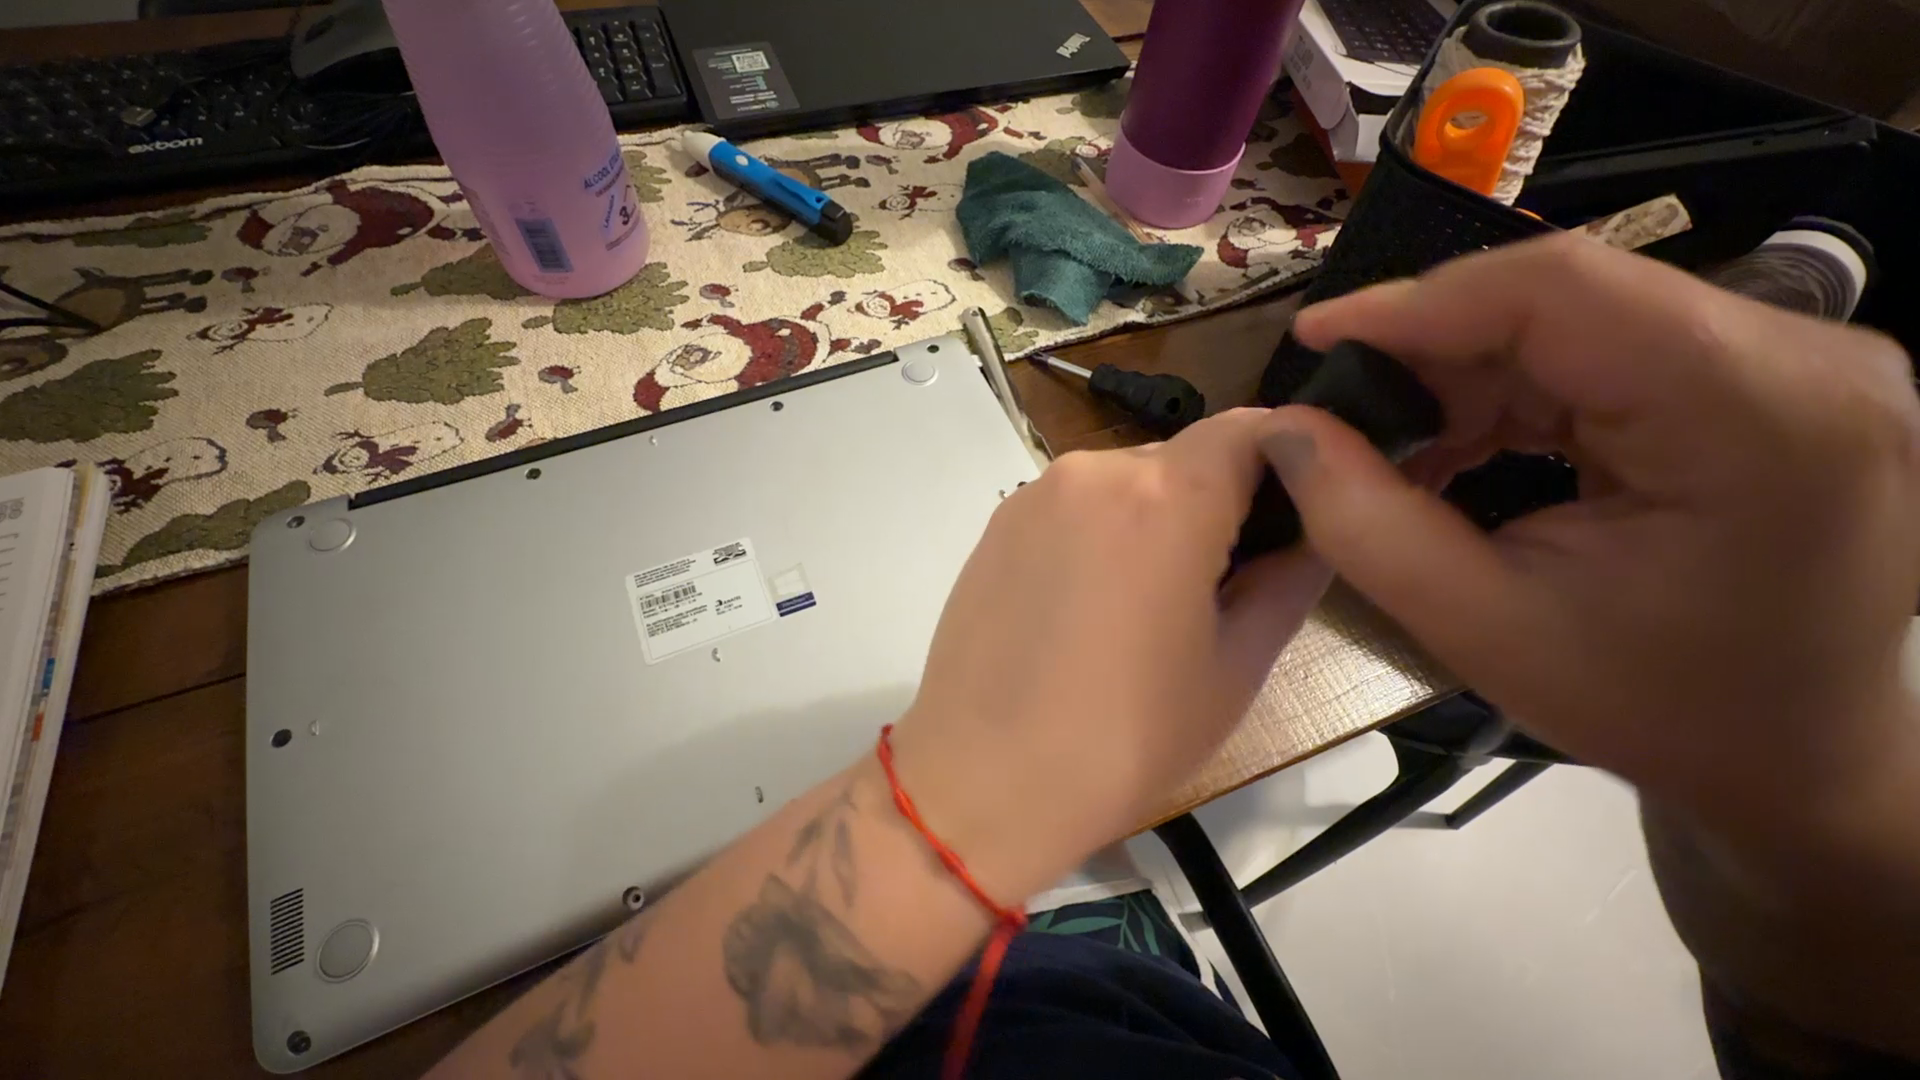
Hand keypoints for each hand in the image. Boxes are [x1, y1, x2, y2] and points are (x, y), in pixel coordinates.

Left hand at [886, 410, 1331, 901]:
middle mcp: (1093, 472)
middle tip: (1223, 582)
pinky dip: (1099, 533)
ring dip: (1153, 519)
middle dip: (1217, 501)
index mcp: (1166, 497)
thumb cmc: (1124, 738)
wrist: (985, 780)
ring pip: (1124, 482)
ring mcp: (1033, 495)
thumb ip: (1288, 582)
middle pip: (1183, 457)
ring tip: (1148, 604)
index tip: (1295, 513)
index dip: (1285, 460)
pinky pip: (1072, 507)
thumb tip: (1312, 536)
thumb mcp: (1235, 669)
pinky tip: (1089, 606)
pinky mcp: (995, 525)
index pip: (1250, 429)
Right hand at [1269, 234, 1919, 838]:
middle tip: (1337, 408)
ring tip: (1387, 442)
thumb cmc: (1647, 707)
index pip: (1560, 293)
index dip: (1417, 302)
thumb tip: (1284, 429)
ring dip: (1458, 375)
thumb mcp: (1476, 625)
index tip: (1313, 337)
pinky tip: (1452, 443)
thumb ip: (1363, 521)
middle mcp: (1799, 359)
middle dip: (1428, 348)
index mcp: (1758, 419)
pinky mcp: (1753, 378)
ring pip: (1568, 319)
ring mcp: (1786, 361)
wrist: (1788, 753)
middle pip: (1564, 298)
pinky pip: (1592, 350)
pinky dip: (1500, 391)